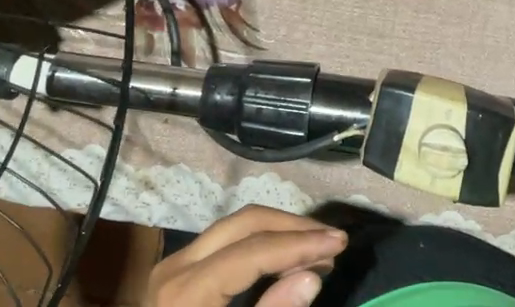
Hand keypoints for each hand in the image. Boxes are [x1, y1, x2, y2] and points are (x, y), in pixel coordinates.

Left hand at [145, 206, 347, 306]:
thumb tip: (311, 276)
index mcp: (187, 291)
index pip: (253, 250)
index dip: (300, 244)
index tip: (340, 242)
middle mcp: (177, 265)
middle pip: (245, 223)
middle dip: (293, 227)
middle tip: (334, 240)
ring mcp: (174, 265)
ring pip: (235, 226)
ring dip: (279, 231)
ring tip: (318, 247)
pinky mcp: (177, 272)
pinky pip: (225, 242)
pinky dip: (259, 243)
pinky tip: (285, 256)